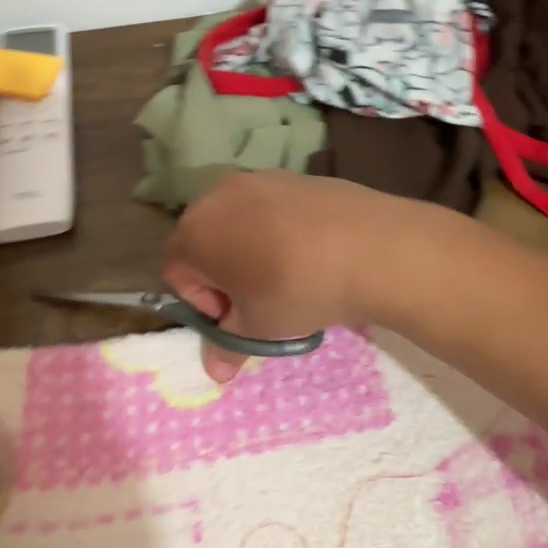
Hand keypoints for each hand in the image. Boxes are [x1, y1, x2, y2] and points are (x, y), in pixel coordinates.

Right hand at [162, 170, 458, 380]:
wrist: (370, 246)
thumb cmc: (296, 289)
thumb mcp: (259, 328)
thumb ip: (228, 346)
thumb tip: (216, 372)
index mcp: (195, 231)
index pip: (177, 272)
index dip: (203, 303)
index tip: (238, 316)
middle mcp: (218, 195)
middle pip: (204, 241)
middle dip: (223, 273)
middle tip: (259, 298)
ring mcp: (259, 178)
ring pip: (239, 222)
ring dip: (251, 250)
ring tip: (289, 275)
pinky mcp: (295, 175)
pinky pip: (272, 208)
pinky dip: (280, 230)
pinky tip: (312, 253)